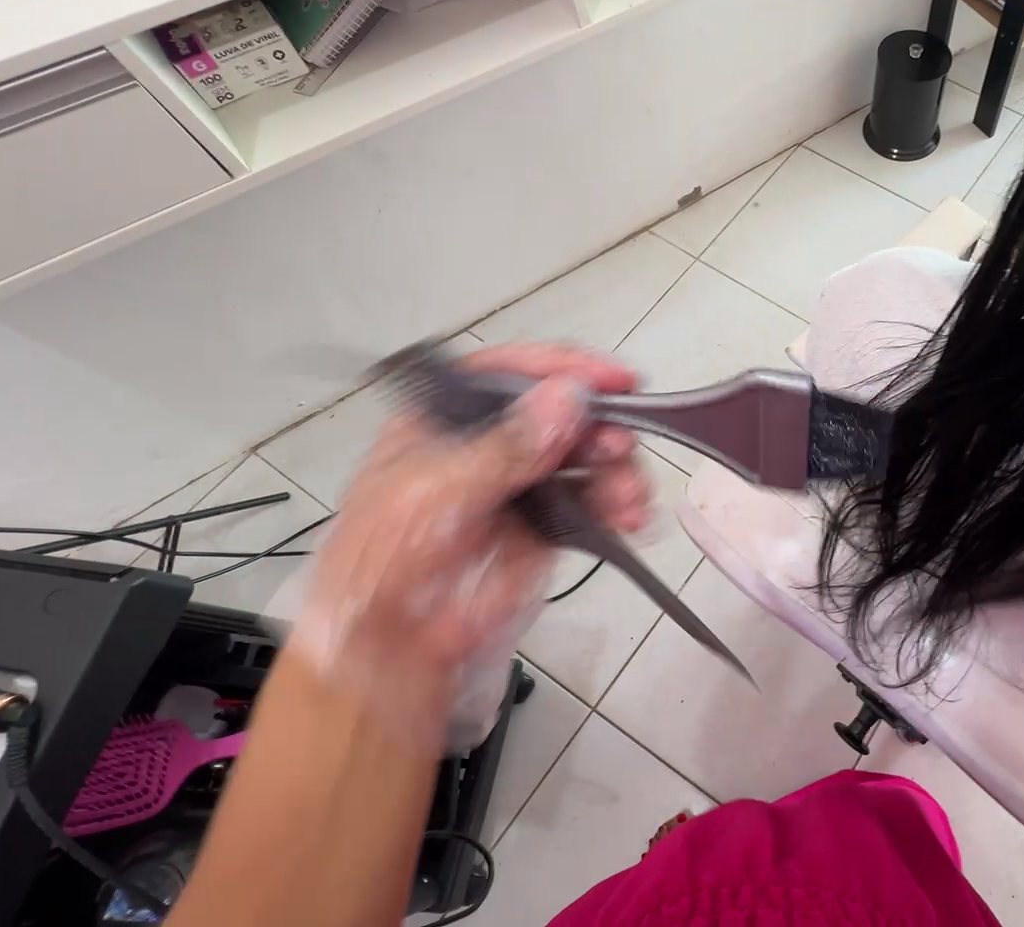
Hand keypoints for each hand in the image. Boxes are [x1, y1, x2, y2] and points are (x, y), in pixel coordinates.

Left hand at [288, 345, 650, 731]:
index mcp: (448, 421)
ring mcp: (524, 484)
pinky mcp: (549, 525)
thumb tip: (570, 398)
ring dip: (618, 471)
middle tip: (622, 449)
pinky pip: (595, 502)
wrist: (393, 654)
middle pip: (561, 413)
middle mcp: (492, 443)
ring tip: (630, 502)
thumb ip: (505, 448)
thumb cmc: (390, 560)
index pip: (510, 374)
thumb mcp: (435, 494)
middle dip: (600, 427)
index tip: (617, 381)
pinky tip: (632, 520)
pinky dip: (621, 506)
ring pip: (587, 457)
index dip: (564, 369)